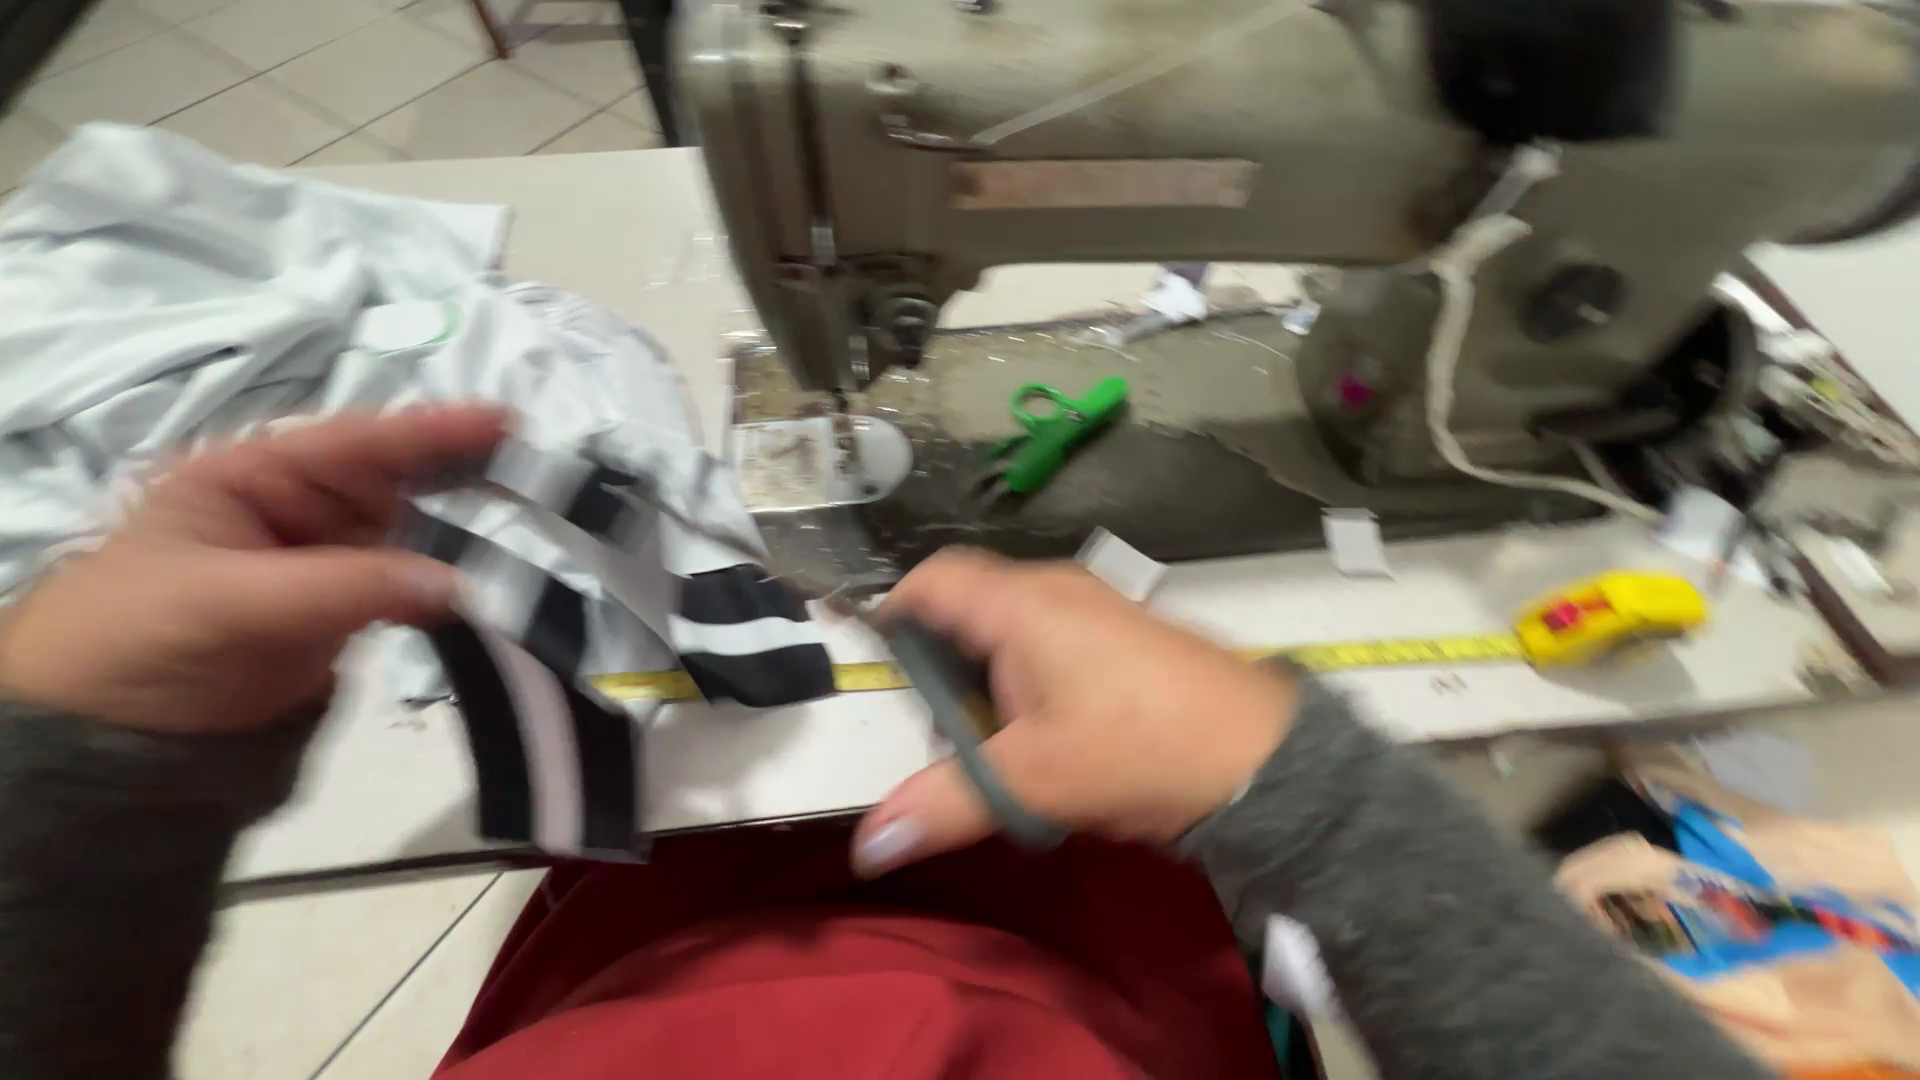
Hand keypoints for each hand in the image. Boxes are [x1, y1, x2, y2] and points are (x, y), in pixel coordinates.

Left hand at [0, 406, 508, 735]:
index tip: (505, 421)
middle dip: (469, 474)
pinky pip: (423, 579)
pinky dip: (462, 581)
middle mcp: (305, 504)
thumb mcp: (228, 603)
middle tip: (540, 475)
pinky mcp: (360, 598)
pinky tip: (502, 580)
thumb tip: (458, 584)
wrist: (117, 738)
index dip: (432, 429)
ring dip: (475, 531)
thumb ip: (346, 586)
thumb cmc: (138, 643)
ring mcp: (337, 553)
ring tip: (539, 523)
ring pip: (422, 529)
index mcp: (256, 476)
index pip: (356, 443)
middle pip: (403, 479)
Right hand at [852, 548, 1296, 875]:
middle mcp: (1053, 591)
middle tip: (946, 726)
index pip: (933, 580)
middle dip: (943, 662)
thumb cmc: (1139, 747)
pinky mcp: (1120, 635)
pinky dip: (1026, 679)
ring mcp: (1092, 608)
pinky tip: (1045, 732)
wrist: (1262, 757)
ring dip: (987, 678)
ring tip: (997, 739)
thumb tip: (870, 845)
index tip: (878, 658)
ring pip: (1009, 627)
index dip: (895, 609)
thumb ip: (946, 804)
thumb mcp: (1034, 779)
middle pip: (968, 606)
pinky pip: (1048, 641)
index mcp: (1021, 605)